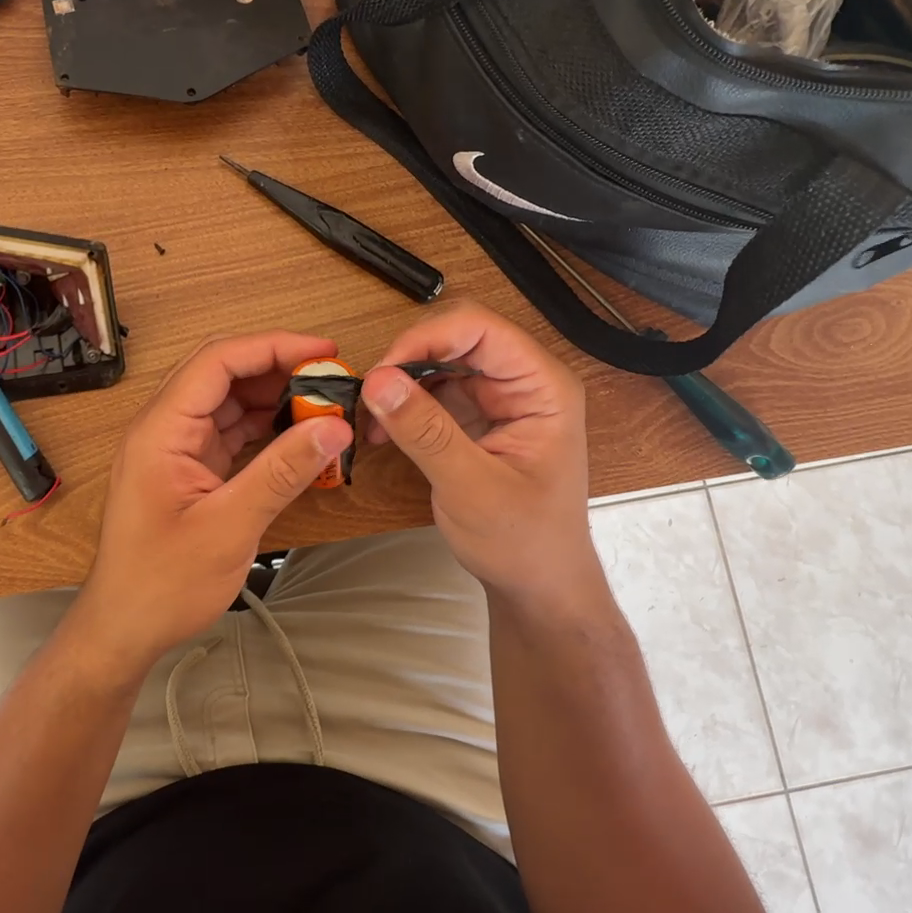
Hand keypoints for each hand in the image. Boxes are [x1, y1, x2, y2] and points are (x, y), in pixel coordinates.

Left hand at [66, 333, 354, 670]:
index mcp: (160, 431)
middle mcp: (162, 430)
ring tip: (321, 406)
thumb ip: (282, 472)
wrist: (124, 627)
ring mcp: (172, 451)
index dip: (272, 347)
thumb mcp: (230, 527)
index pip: (217, 361)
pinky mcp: (185, 471)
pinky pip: (226, 433)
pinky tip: (297, 436)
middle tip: (329, 379)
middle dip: (277, 369)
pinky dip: (262, 430)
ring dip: (272, 399)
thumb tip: (333, 430)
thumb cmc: (162, 585)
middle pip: (221, 375)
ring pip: (226, 403)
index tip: (323, 352)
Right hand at [360, 302, 594, 600]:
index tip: (382, 373)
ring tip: (371, 419)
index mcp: (541, 386)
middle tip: (370, 396)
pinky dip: (401, 405)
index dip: (425, 338)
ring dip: (399, 383)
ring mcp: (497, 399)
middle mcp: (521, 382)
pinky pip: (431, 391)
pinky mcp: (474, 418)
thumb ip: (425, 431)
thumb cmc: (522, 541)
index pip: (479, 328)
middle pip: (455, 337)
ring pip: (437, 361)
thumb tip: (377, 380)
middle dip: (406, 359)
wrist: (535, 584)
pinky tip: (381, 431)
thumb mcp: (470, 486)